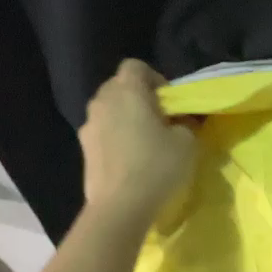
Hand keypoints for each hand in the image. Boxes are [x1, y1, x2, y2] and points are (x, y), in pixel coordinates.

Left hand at [78, 58, 197, 216]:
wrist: (120, 205)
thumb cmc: (157, 166)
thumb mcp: (187, 143)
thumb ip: (185, 124)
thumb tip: (180, 122)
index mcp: (128, 90)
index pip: (136, 66)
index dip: (155, 79)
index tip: (170, 102)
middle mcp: (102, 100)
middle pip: (120, 86)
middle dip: (139, 98)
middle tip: (160, 122)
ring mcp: (89, 124)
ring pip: (110, 110)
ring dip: (126, 119)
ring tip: (144, 143)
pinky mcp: (83, 148)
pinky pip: (103, 133)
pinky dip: (116, 139)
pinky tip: (130, 161)